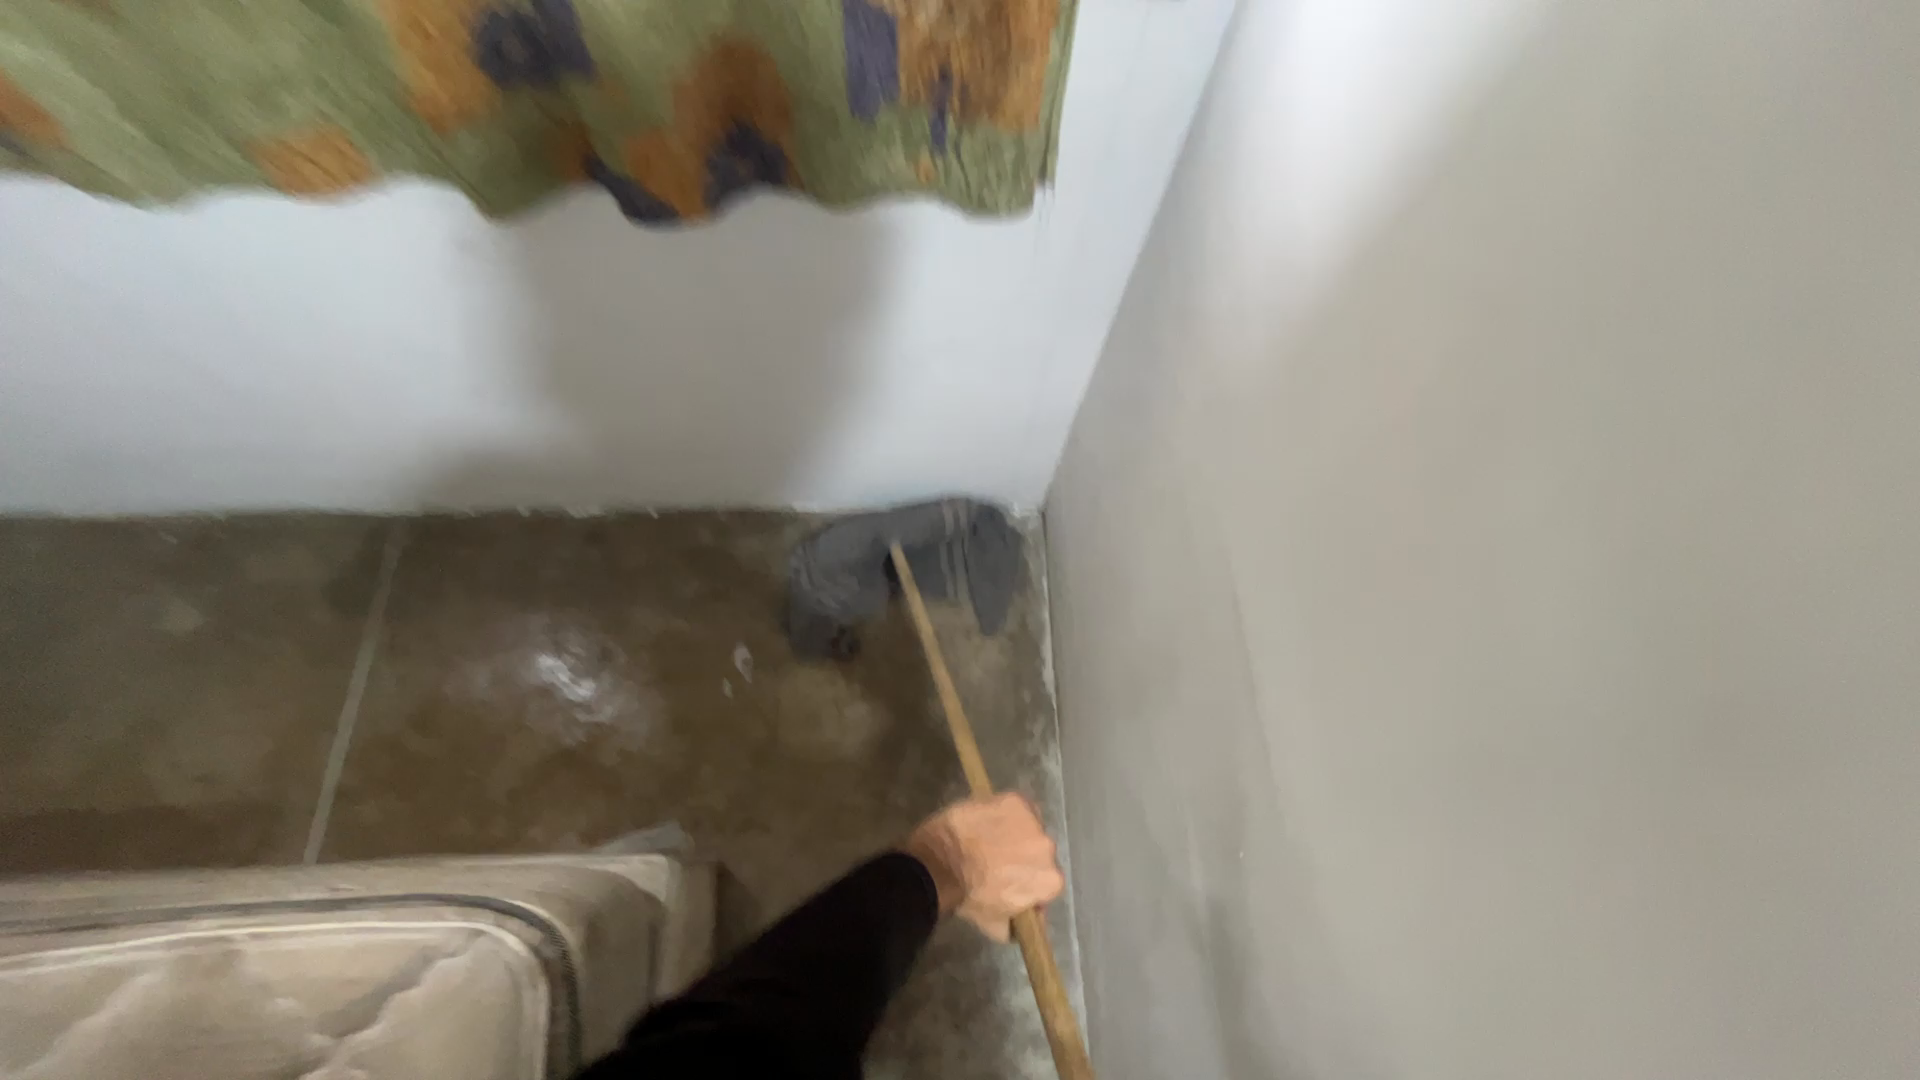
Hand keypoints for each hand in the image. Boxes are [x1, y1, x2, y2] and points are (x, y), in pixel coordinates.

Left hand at [902, 793, 1065, 942]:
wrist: (942, 864)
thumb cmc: (970, 897)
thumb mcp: (998, 926)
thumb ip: (1020, 925)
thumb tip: (1027, 920)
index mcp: (1050, 880)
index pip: (1047, 882)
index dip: (1030, 882)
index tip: (1012, 881)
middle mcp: (1048, 848)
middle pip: (1039, 852)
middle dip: (1024, 856)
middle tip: (999, 859)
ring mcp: (1033, 821)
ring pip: (1029, 826)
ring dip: (1017, 832)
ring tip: (990, 837)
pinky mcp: (1015, 800)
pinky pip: (1017, 806)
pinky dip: (1006, 811)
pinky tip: (988, 819)